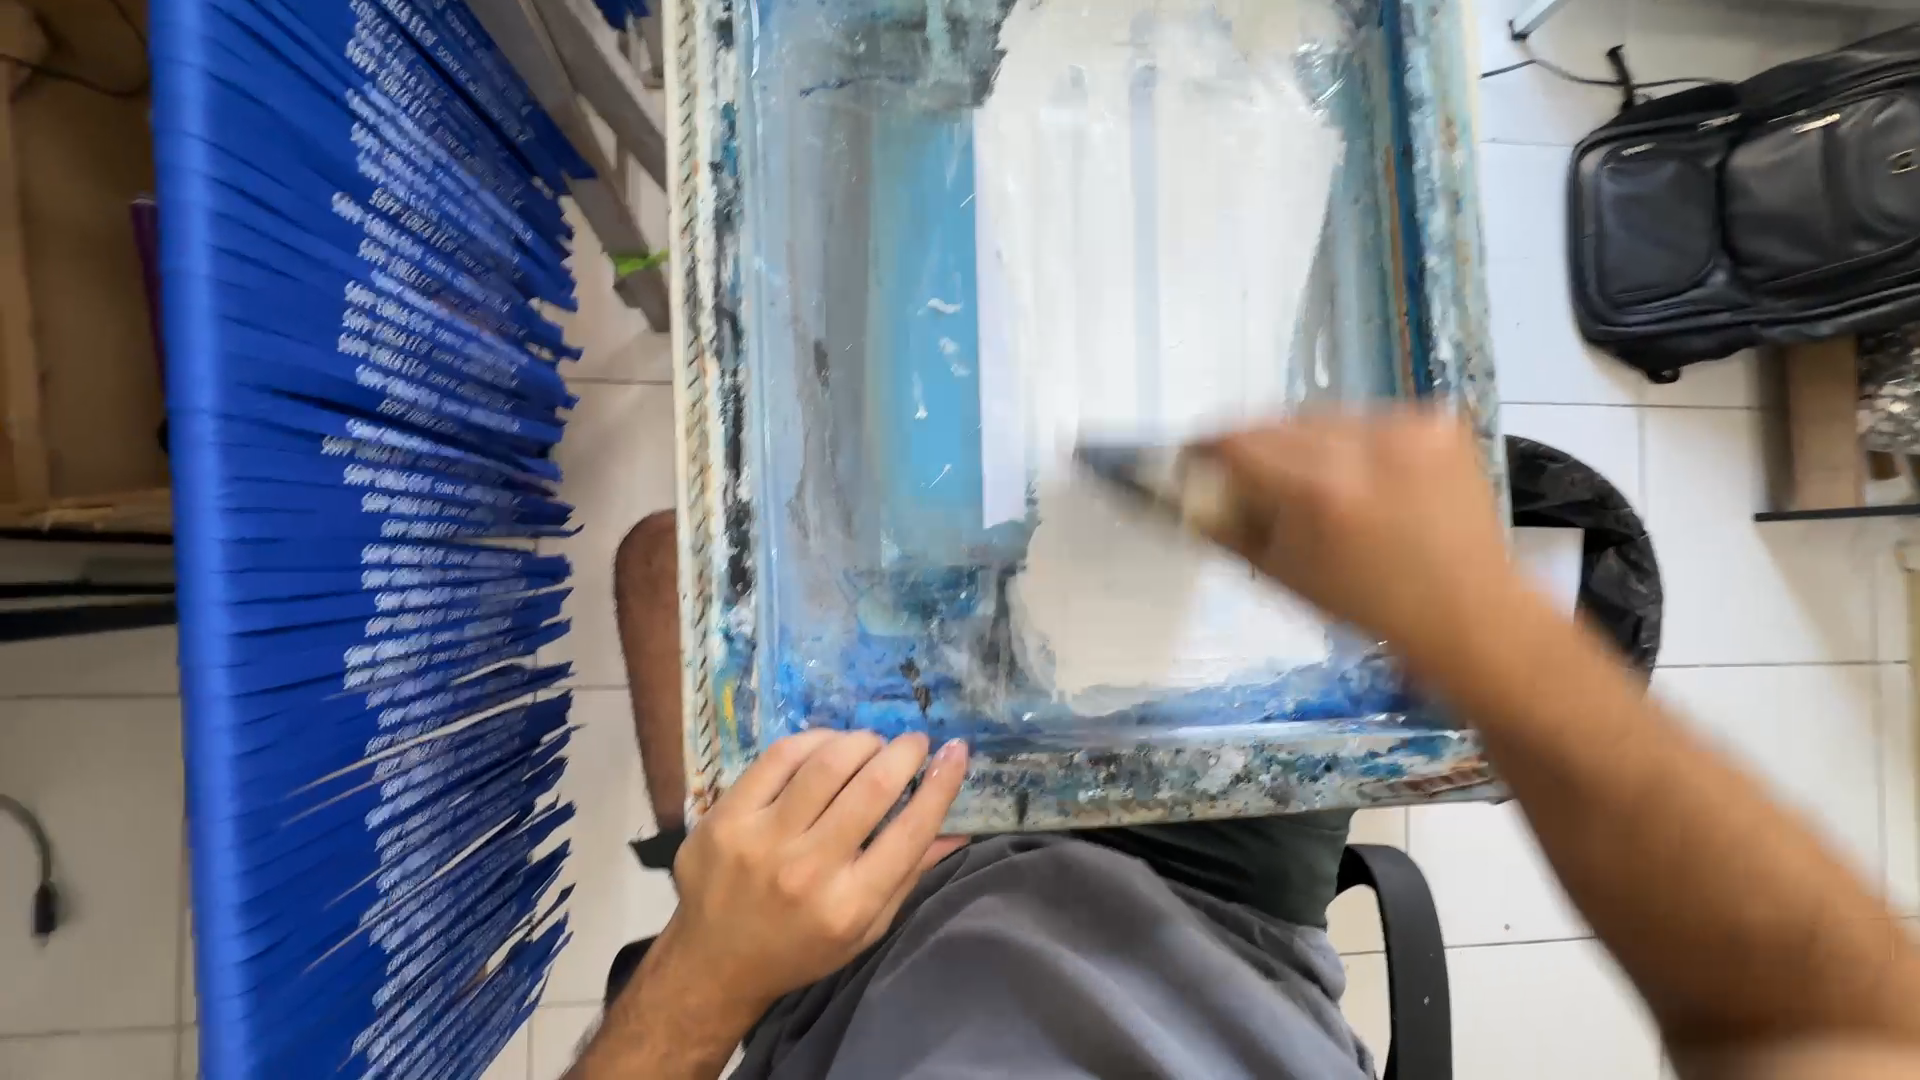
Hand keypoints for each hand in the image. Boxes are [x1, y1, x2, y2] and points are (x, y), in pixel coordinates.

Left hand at [651, 730, 968, 1024]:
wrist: (711, 963)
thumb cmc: (799, 948)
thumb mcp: (864, 927)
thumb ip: (909, 875)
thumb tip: (959, 828)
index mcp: (849, 905)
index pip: (911, 831)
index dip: (942, 783)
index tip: (956, 751)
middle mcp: (808, 871)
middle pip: (873, 787)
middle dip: (904, 752)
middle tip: (914, 743)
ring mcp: (761, 840)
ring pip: (828, 762)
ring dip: (862, 742)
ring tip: (872, 745)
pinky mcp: (727, 816)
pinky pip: (781, 755)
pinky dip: (816, 740)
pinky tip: (829, 744)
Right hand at [1195, 408, 1520, 665]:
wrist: (1469, 611)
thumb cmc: (1364, 605)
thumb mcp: (1278, 572)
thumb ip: (1223, 524)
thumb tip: (1180, 487)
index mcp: (1318, 490)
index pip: (1236, 441)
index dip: (1205, 446)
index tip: (1191, 455)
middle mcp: (1363, 444)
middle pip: (1275, 422)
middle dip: (1251, 445)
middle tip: (1244, 471)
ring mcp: (1407, 425)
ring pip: (1319, 417)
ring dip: (1301, 441)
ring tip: (1311, 479)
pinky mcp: (1438, 419)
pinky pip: (1364, 418)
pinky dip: (1349, 441)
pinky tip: (1361, 475)